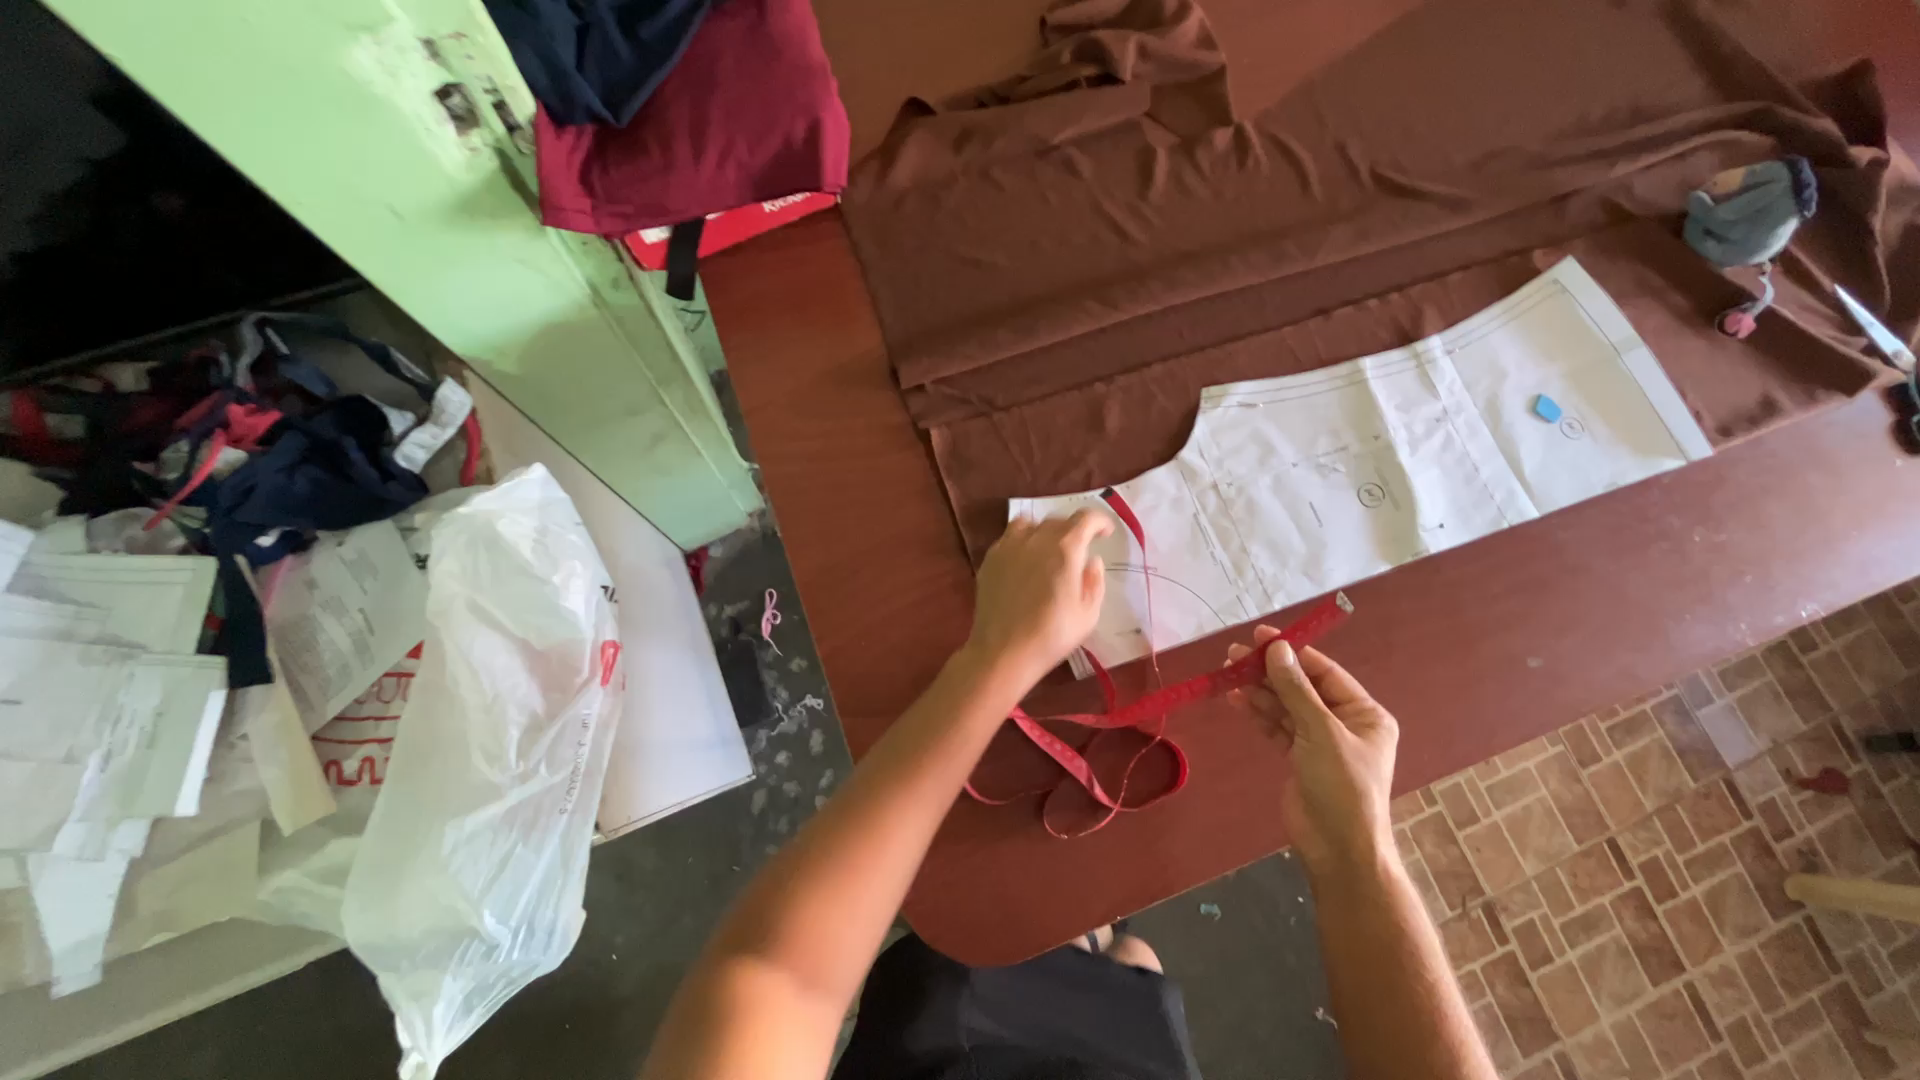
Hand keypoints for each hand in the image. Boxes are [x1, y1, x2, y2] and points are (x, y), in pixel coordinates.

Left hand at [963, 511, 1112, 683]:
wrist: (1003, 651)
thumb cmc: (1052, 635)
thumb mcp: (1088, 614)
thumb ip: (1094, 581)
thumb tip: (1092, 560)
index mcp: (1065, 549)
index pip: (1085, 518)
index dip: (1100, 520)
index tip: (1106, 532)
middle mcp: (1036, 539)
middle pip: (1057, 520)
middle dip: (1073, 529)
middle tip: (1079, 548)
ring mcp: (1008, 546)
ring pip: (1029, 523)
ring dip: (1044, 530)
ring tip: (1048, 548)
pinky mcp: (990, 559)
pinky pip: (1008, 537)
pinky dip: (1021, 541)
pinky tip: (1024, 561)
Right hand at [1226, 629, 1398, 873]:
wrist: (1338, 848)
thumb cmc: (1341, 786)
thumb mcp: (1320, 732)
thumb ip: (1295, 690)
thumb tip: (1276, 649)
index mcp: (1365, 713)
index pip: (1324, 672)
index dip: (1292, 652)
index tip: (1259, 636)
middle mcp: (1345, 723)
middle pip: (1302, 687)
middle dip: (1270, 671)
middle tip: (1234, 654)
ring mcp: (1321, 741)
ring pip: (1286, 706)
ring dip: (1259, 690)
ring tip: (1228, 673)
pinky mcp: (1299, 758)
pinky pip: (1277, 727)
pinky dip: (1258, 713)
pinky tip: (1236, 699)